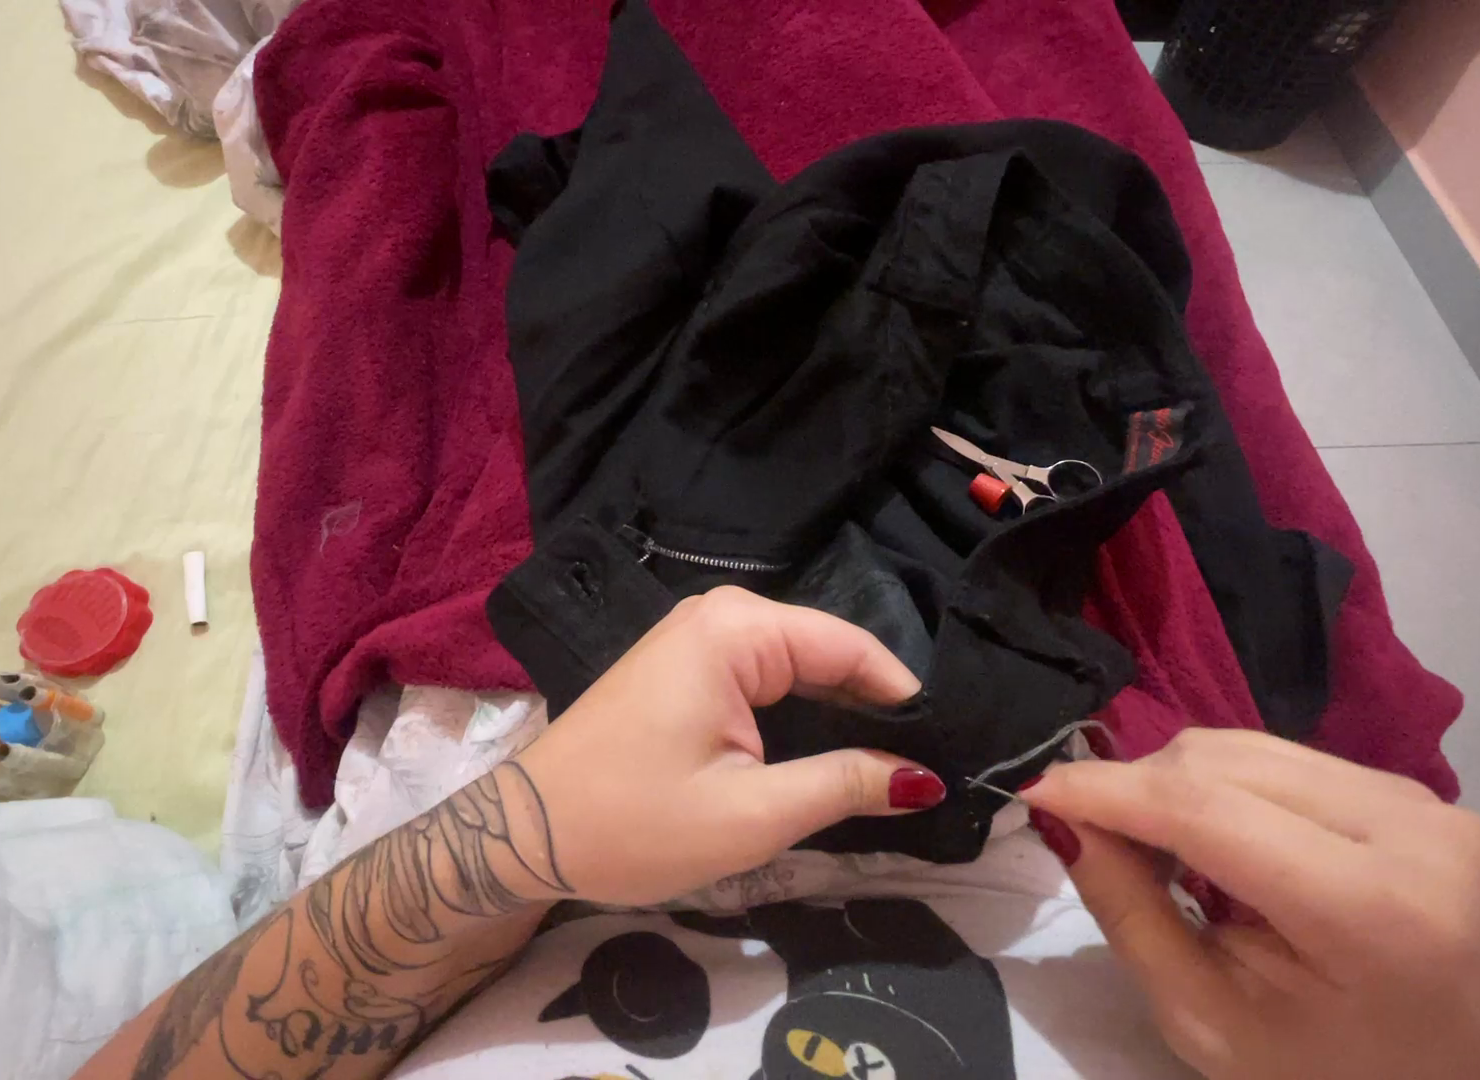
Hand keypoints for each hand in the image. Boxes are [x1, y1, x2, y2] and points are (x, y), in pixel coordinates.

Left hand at [514, 586, 943, 906]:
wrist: (527, 833)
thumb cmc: (633, 823)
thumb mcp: (750, 814)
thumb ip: (844, 784)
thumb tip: (924, 774)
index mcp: (736, 630)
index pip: (850, 647)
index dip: (906, 697)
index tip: (953, 747)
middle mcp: (721, 614)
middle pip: (826, 652)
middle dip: (876, 707)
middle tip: (932, 765)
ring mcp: (699, 636)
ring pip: (799, 666)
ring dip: (842, 713)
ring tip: (896, 763)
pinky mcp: (688, 664)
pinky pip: (766, 676)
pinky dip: (802, 712)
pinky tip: (834, 749)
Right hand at [1020, 728, 1479, 1079]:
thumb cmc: (1326, 1078)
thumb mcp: (1204, 1018)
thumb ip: (1126, 909)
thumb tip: (1060, 818)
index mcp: (1378, 913)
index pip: (1205, 812)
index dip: (1105, 791)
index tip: (1031, 790)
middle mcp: (1412, 830)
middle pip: (1214, 765)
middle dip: (1132, 790)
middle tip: (1095, 840)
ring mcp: (1420, 799)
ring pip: (1233, 746)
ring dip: (1167, 783)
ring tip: (1157, 847)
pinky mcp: (1407, 788)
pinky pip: (1266, 754)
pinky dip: (1209, 783)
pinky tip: (1210, 836)